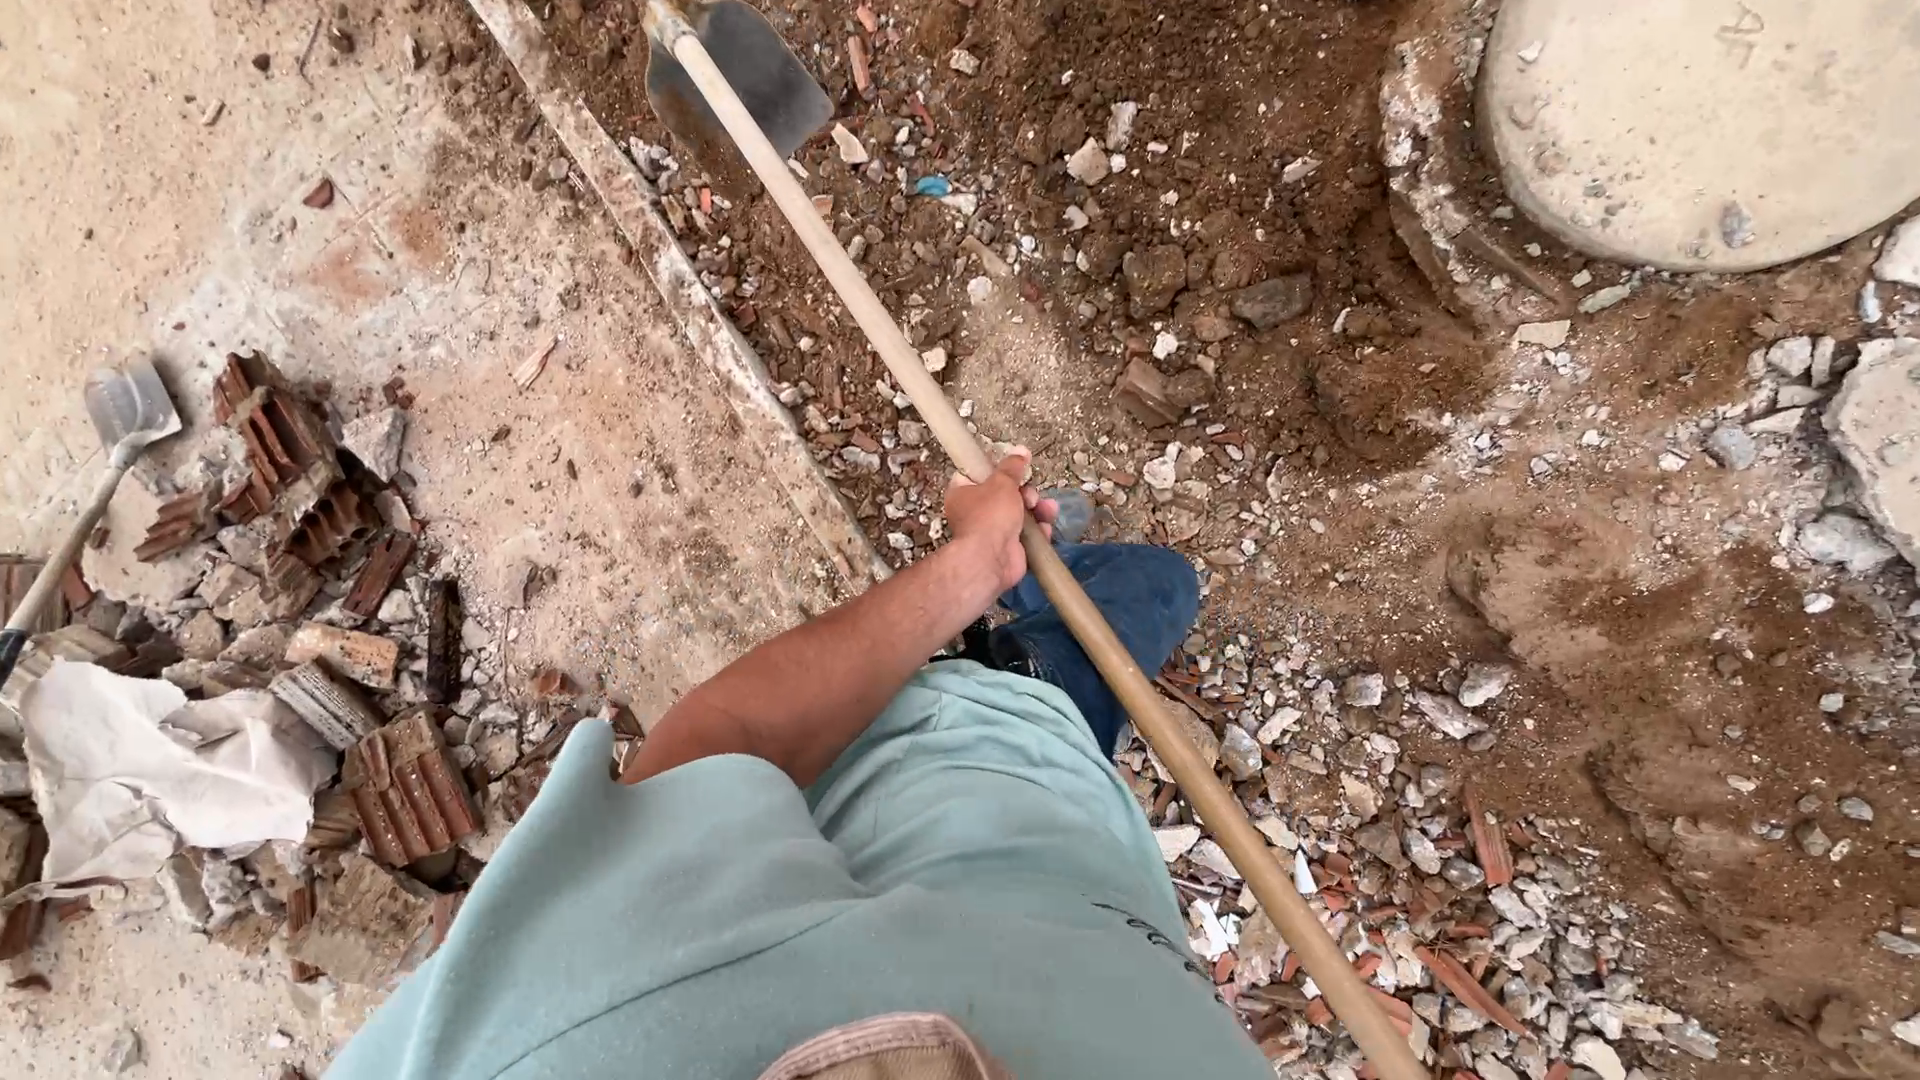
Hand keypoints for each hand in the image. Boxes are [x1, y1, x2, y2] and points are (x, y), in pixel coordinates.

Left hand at [944, 448, 1057, 591]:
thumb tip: (1021, 451)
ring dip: (1037, 510)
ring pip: (1020, 514)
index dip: (998, 470)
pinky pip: (1027, 535)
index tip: (1015, 467)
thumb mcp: (1002, 482)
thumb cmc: (989, 515)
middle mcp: (975, 512)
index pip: (979, 475)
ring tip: (1046, 509)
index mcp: (963, 493)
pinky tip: (1045, 528)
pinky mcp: (1009, 549)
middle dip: (1025, 493)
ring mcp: (993, 532)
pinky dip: (1038, 531)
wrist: (991, 557)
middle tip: (1030, 495)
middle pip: (1006, 495)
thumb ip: (1012, 467)